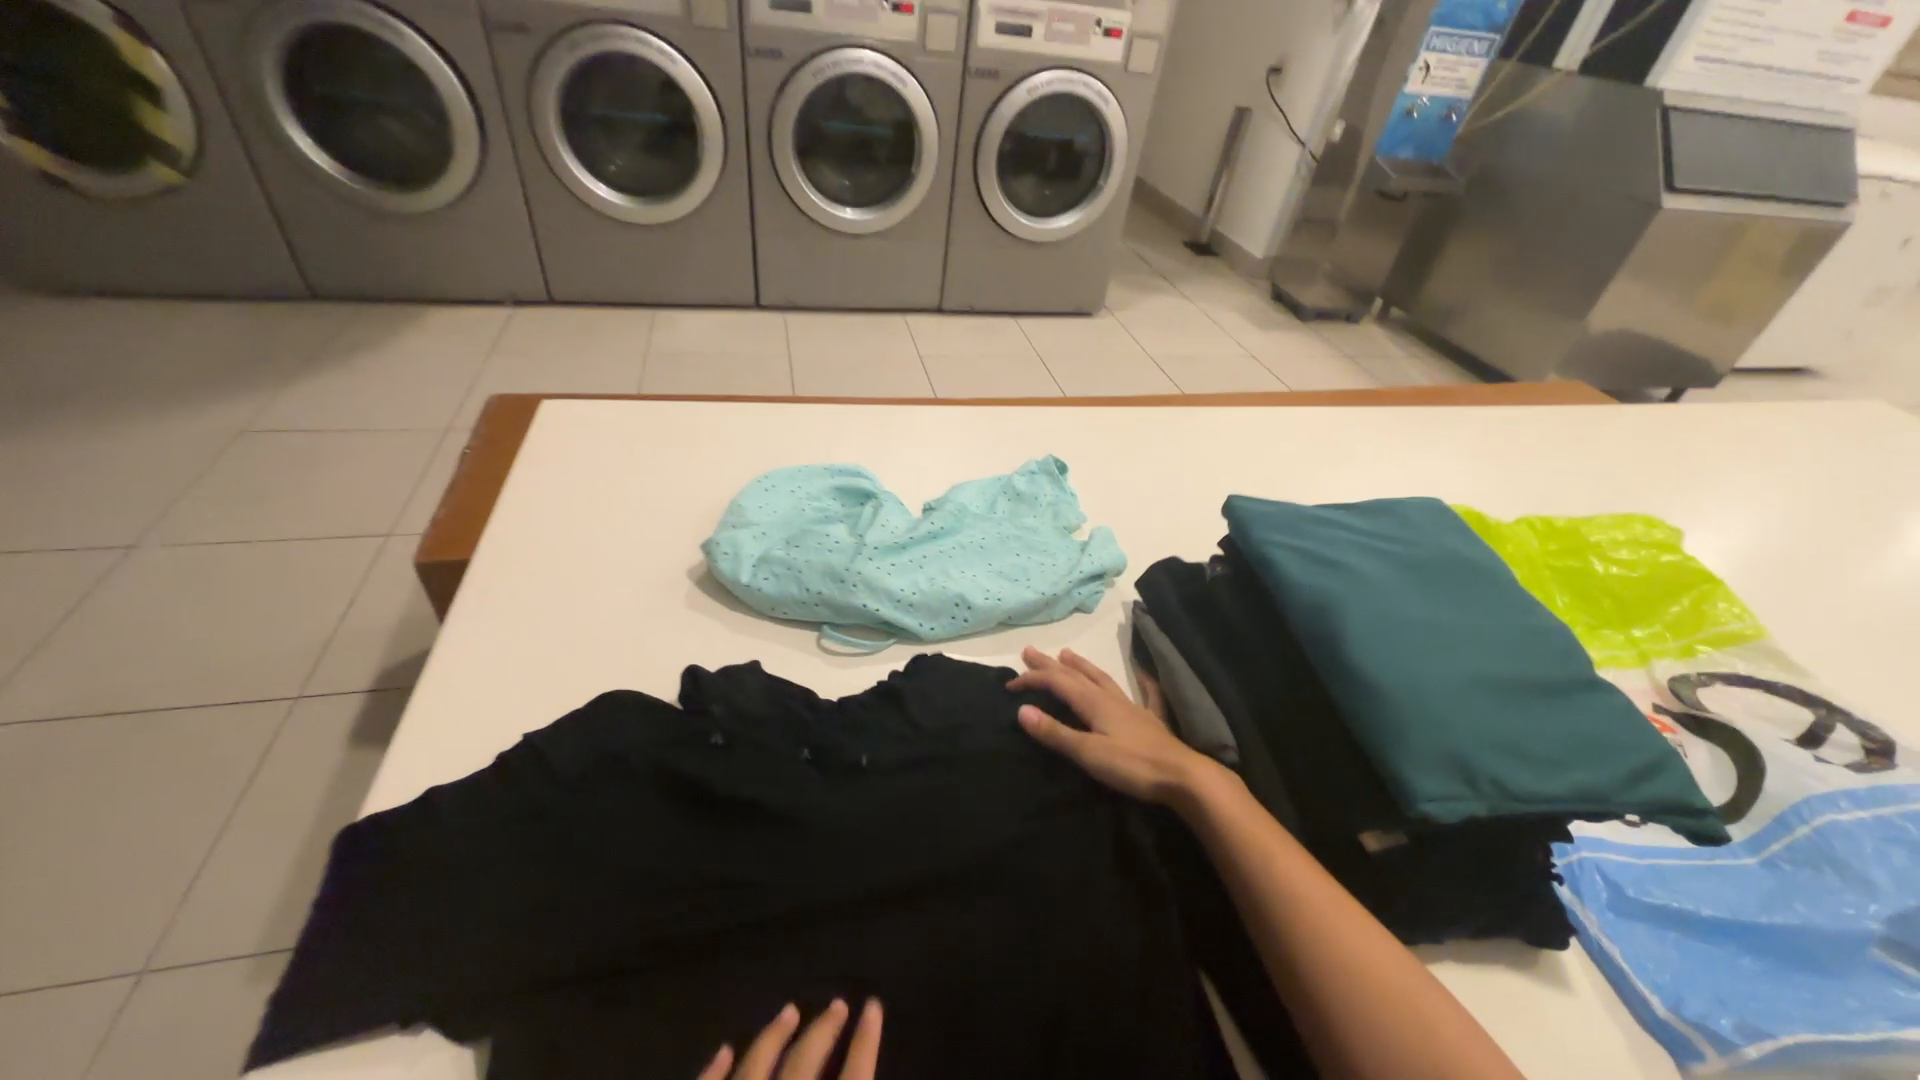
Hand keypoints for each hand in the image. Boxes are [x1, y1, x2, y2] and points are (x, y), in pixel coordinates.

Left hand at [697, 999, 881, 1079]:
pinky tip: (726, 1050)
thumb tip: (862, 1071)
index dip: (867, 1041)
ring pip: (757, 1064)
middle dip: (823, 1031)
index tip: (873, 1005)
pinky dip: (717, 1068)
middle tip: (838, 1003)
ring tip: (790, 1010)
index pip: (854, 1075)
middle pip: (805, 1062)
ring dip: (774, 1037)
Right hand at [1008, 646, 1229, 807]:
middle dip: (1050, 664)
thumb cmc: (1132, 766)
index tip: (1009, 685)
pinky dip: (1138, 680)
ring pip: (1100, 678)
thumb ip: (1055, 732)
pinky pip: (1142, 693)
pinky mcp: (1148, 720)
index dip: (1032, 680)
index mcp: (1093, 703)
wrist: (1182, 777)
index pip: (1056, 683)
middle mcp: (1110, 698)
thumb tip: (1022, 710)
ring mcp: (1131, 707)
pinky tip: (1143, 673)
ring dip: (1081, 666)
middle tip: (1029, 651)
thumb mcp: (1087, 753)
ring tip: (1067, 654)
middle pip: (1075, 675)